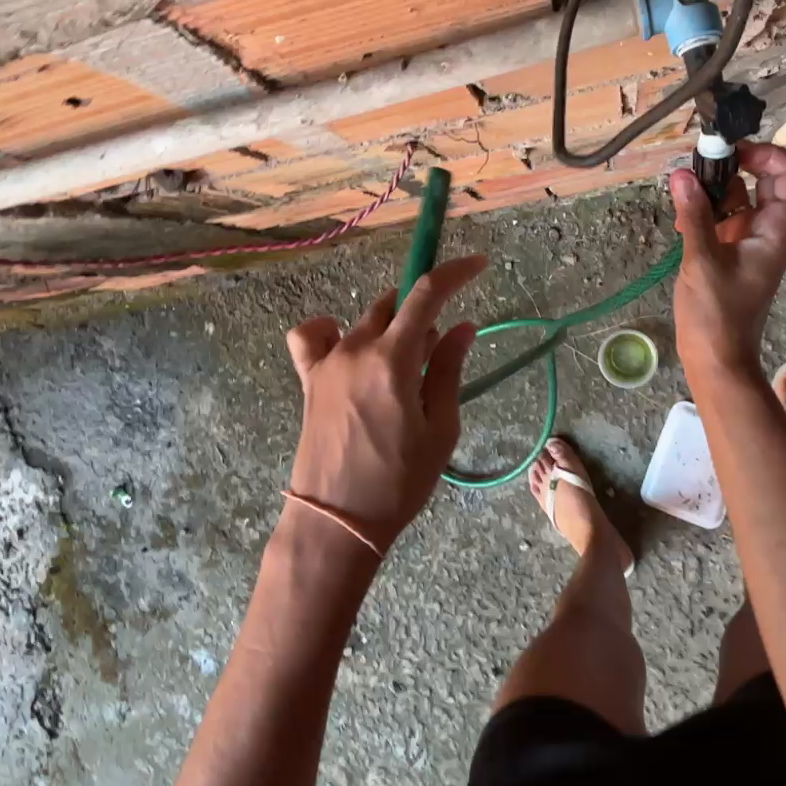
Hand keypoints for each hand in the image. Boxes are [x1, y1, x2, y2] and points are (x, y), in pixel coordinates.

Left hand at [282, 255, 486, 554]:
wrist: (336, 520)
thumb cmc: (399, 482)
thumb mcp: (440, 429)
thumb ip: (449, 370)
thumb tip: (462, 326)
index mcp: (393, 359)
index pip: (426, 294)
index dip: (455, 272)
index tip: (478, 264)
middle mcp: (355, 348)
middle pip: (395, 305)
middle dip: (424, 313)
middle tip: (440, 354)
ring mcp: (326, 362)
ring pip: (364, 320)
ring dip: (391, 328)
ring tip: (404, 368)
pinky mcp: (308, 380)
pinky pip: (312, 335)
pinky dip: (333, 330)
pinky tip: (349, 349)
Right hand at [669, 142, 785, 383]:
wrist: (716, 358)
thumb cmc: (716, 315)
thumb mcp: (702, 262)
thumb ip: (694, 215)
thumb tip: (683, 174)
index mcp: (776, 230)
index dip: (768, 155)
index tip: (731, 154)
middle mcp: (768, 229)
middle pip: (765, 179)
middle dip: (733, 165)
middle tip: (699, 164)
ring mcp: (749, 240)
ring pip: (740, 195)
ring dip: (713, 186)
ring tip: (684, 189)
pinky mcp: (729, 251)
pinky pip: (723, 216)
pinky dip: (704, 208)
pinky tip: (681, 216)